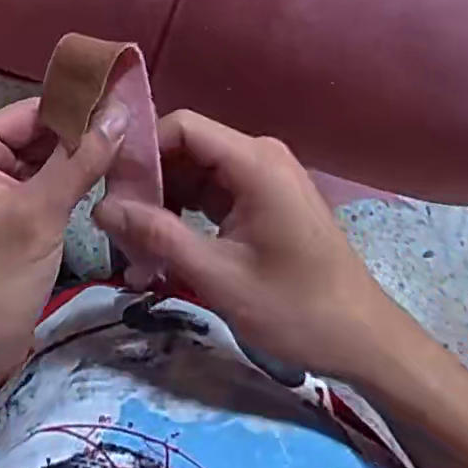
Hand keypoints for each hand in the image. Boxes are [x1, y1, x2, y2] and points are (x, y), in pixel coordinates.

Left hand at [0, 97, 122, 394]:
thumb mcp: (40, 214)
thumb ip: (81, 159)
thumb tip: (120, 110)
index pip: (32, 111)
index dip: (78, 107)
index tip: (128, 102)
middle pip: (37, 136)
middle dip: (81, 135)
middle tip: (138, 128)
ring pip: (41, 163)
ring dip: (78, 161)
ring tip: (131, 148)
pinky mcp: (2, 219)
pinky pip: (39, 189)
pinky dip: (68, 186)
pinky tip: (104, 179)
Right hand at [92, 110, 413, 381]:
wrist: (366, 342)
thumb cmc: (297, 309)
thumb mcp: (219, 276)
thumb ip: (158, 235)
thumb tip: (101, 207)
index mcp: (254, 162)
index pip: (181, 126)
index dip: (142, 150)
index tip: (112, 188)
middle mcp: (258, 154)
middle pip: (185, 146)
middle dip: (149, 181)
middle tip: (118, 222)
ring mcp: (262, 173)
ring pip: (194, 168)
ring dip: (164, 199)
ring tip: (136, 239)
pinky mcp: (262, 195)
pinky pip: (211, 188)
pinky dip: (185, 210)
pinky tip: (165, 242)